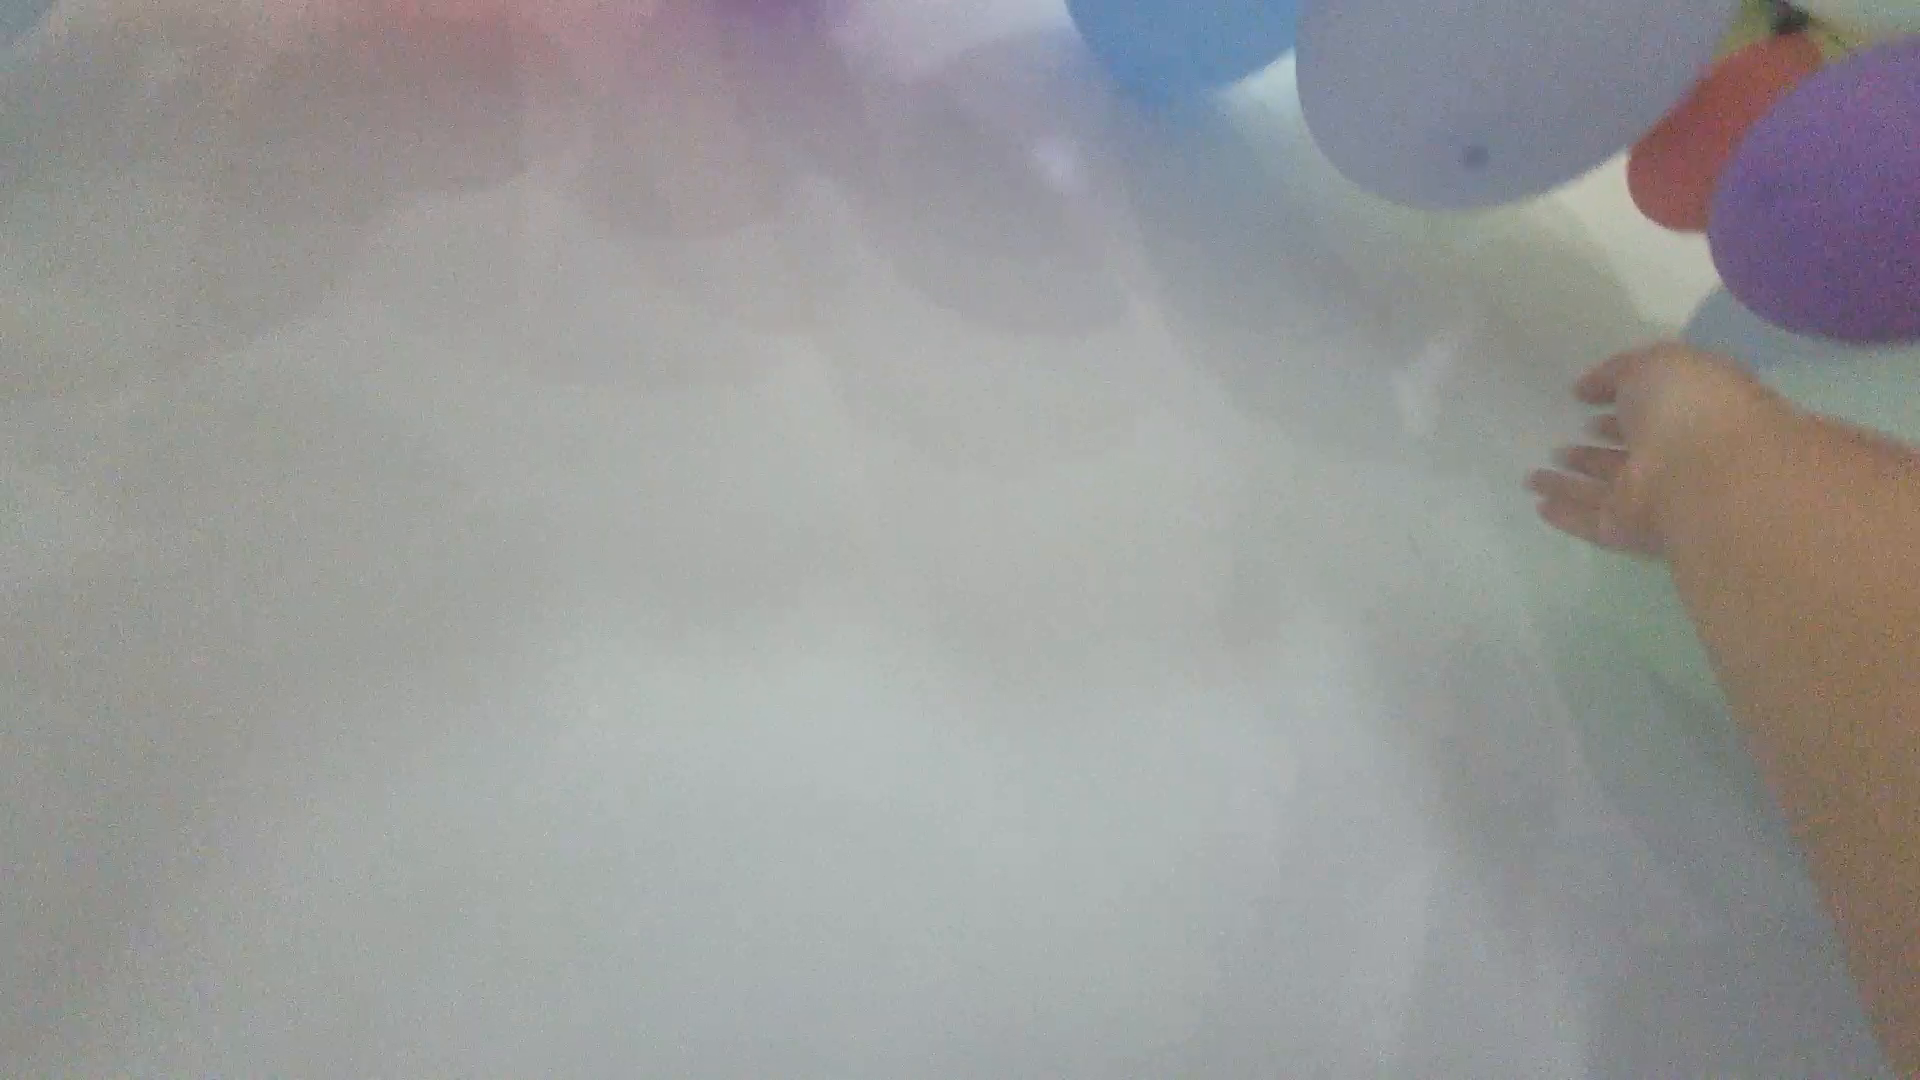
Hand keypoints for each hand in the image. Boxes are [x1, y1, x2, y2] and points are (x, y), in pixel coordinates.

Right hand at [1528, 343, 1780, 558]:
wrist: (1706, 478)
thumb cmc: (1691, 410)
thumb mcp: (1657, 364)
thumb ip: (1618, 371)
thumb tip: (1584, 390)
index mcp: (1696, 414)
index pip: (1655, 409)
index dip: (1622, 403)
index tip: (1583, 401)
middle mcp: (1678, 458)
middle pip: (1628, 454)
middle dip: (1594, 450)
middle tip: (1561, 443)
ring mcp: (1654, 497)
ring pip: (1603, 489)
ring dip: (1570, 483)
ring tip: (1533, 475)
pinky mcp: (1628, 529)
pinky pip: (1589, 519)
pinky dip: (1565, 513)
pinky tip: (1539, 505)